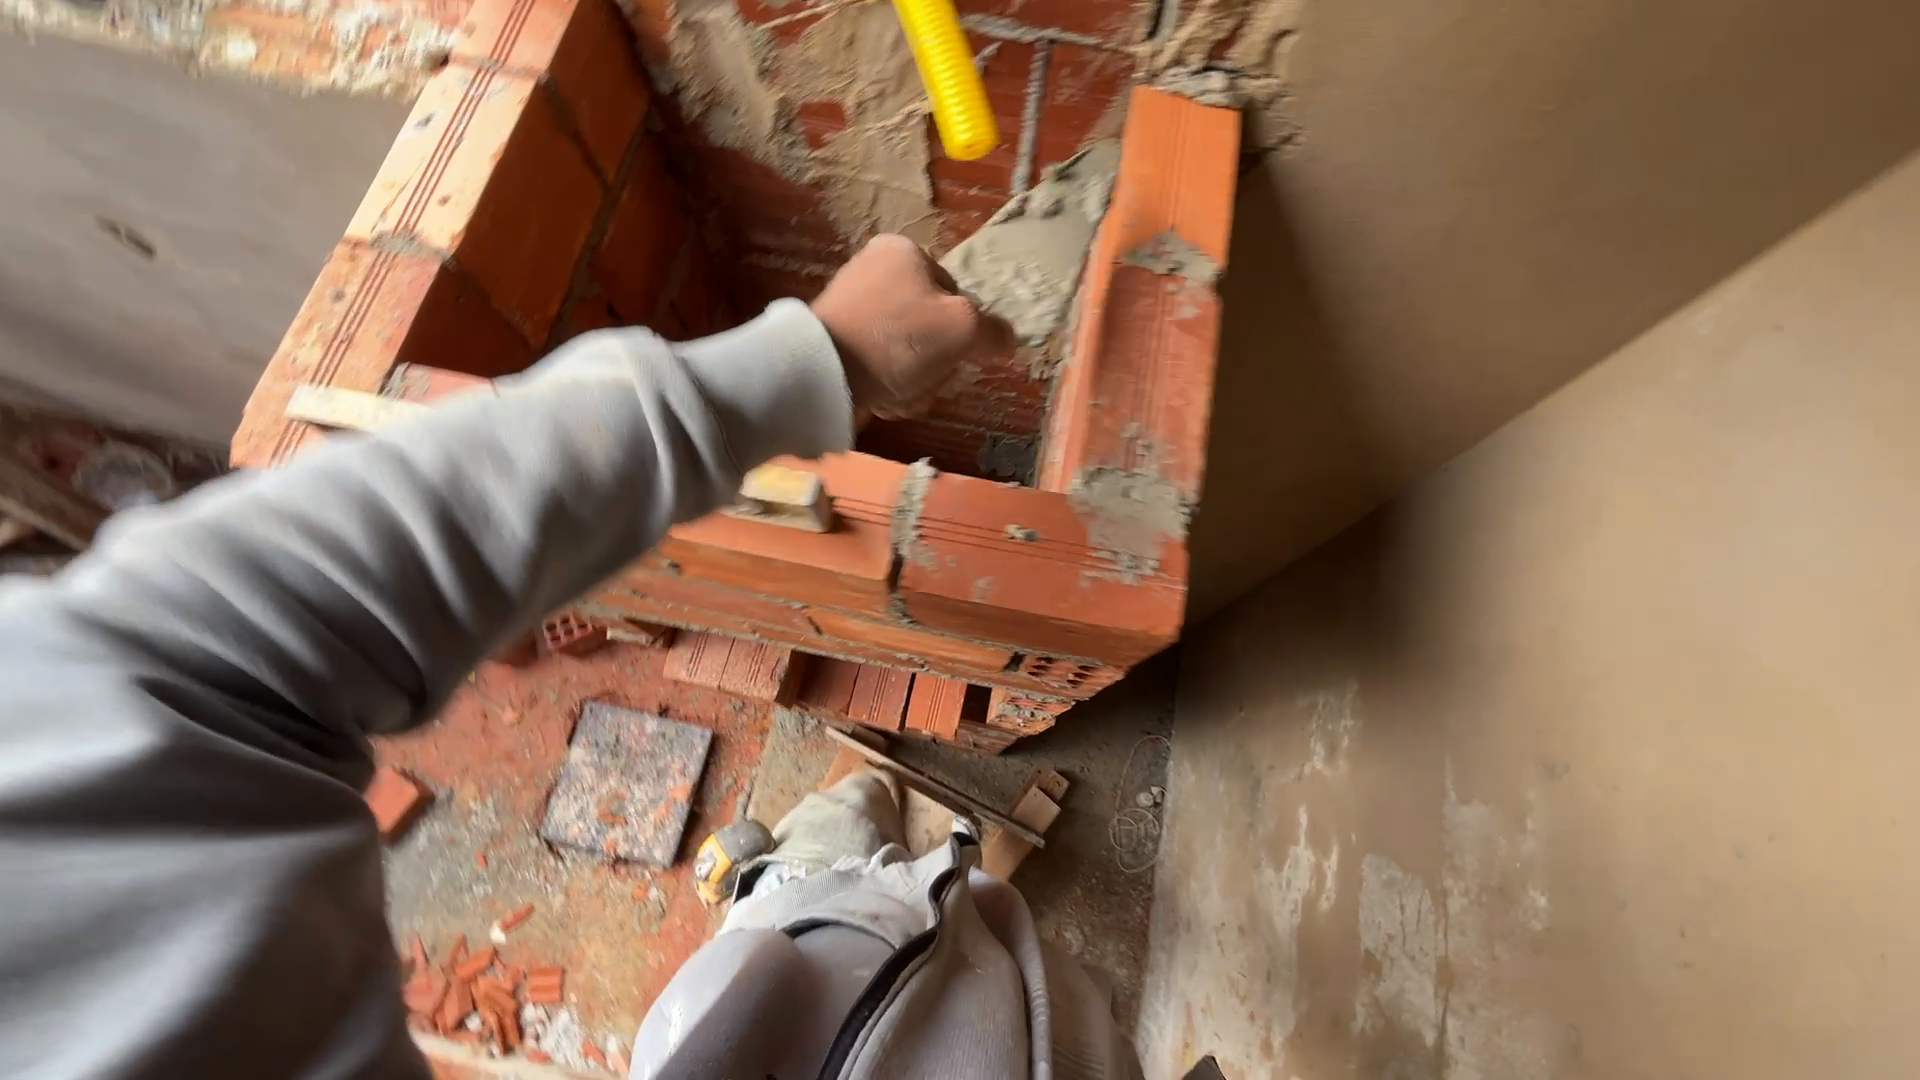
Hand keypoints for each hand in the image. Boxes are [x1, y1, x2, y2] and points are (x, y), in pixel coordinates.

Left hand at [810, 234, 1007, 420]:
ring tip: (901, 390)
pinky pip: (882, 368)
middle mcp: (874, 271)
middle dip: (936, 363)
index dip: (962, 329)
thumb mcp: (962, 328)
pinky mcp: (838, 344)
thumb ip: (992, 331)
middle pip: (933, 328)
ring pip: (910, 354)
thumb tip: (1006, 339)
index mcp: (903, 252)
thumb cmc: (898, 338)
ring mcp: (853, 309)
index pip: (955, 294)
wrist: (826, 374)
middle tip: (925, 375)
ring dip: (916, 382)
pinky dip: (889, 387)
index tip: (953, 350)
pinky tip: (881, 397)